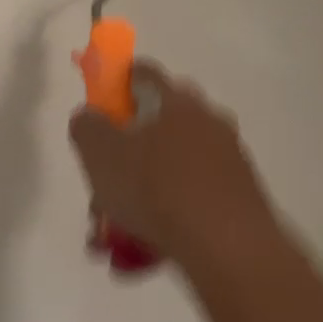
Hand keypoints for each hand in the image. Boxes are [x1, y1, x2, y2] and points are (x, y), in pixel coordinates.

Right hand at [68, 62, 281, 272]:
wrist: (227, 246)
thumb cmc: (154, 189)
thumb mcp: (100, 155)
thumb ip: (86, 128)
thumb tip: (88, 115)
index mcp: (176, 103)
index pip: (142, 75)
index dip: (115, 84)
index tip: (97, 109)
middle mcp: (207, 122)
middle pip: (152, 129)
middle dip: (120, 158)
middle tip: (98, 189)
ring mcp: (227, 159)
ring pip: (165, 170)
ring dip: (135, 195)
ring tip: (111, 233)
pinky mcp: (236, 195)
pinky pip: (185, 198)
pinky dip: (160, 216)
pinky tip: (140, 245)